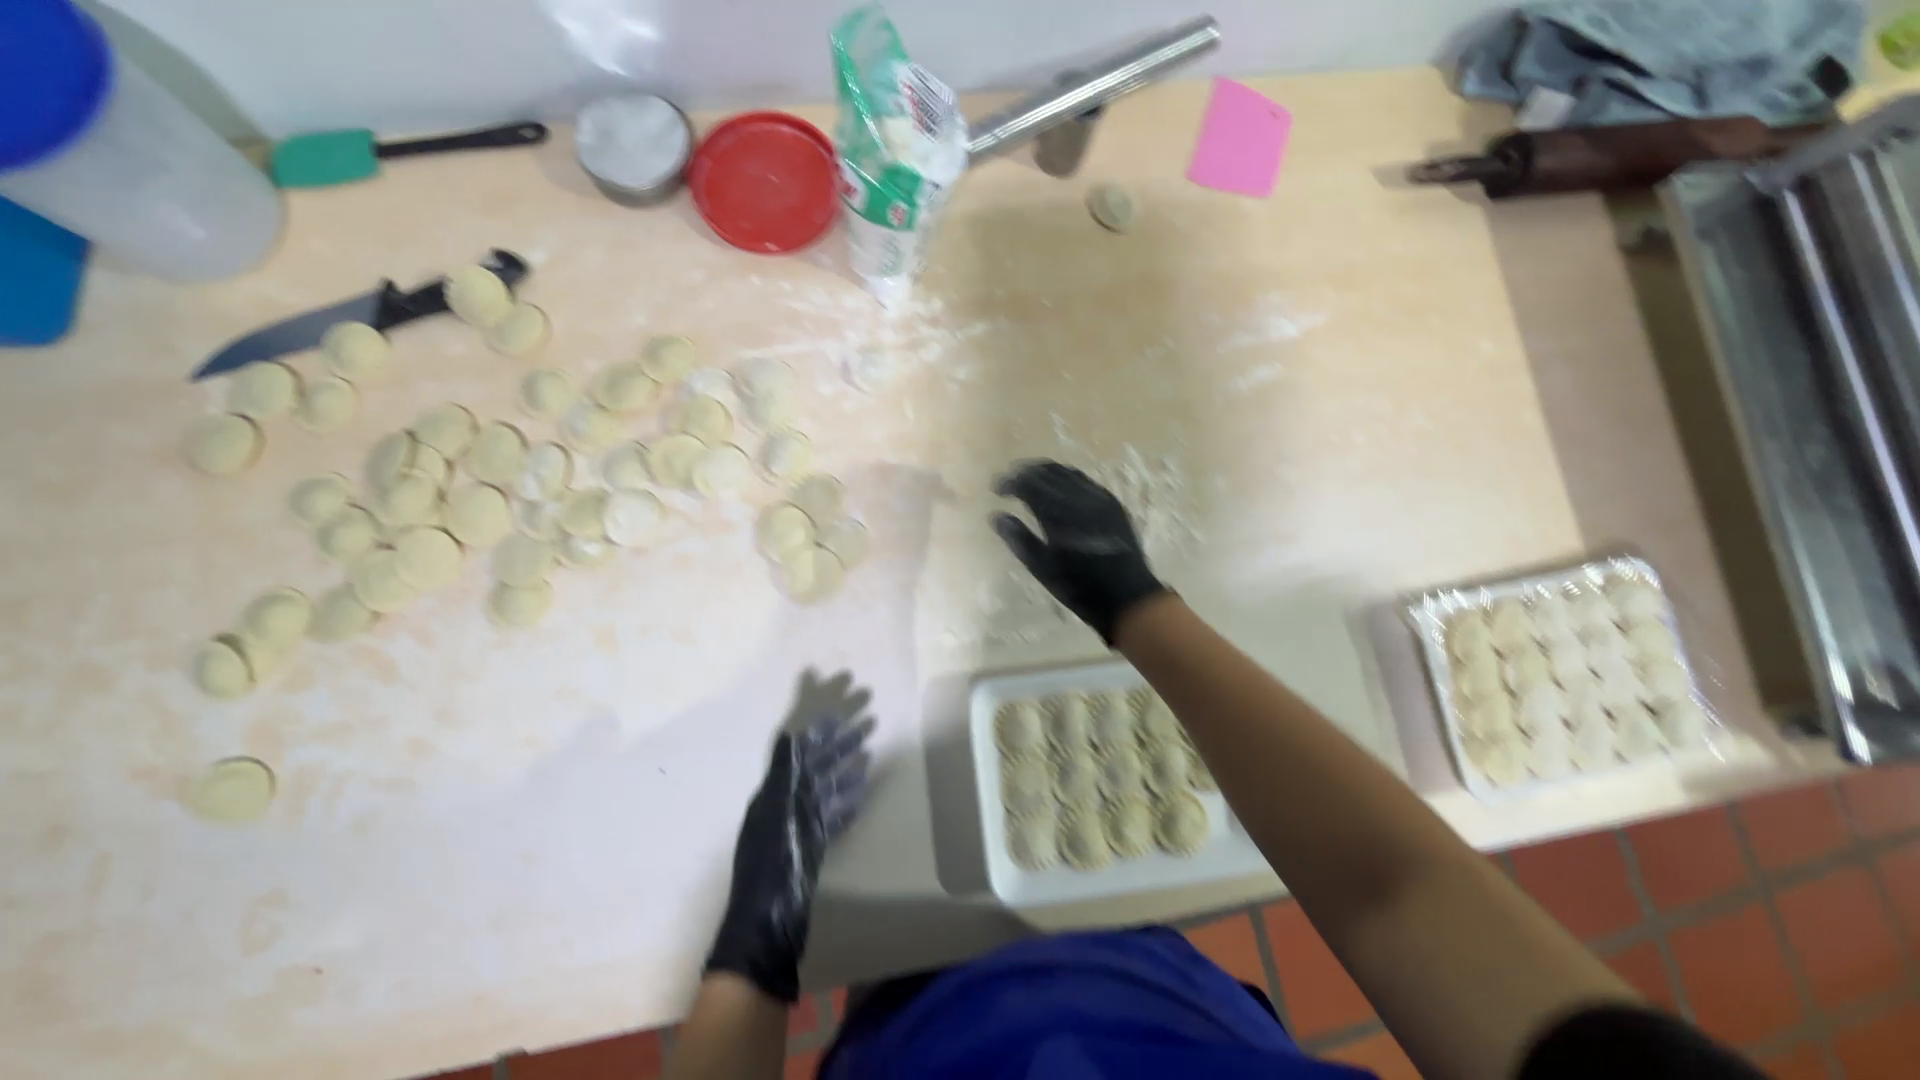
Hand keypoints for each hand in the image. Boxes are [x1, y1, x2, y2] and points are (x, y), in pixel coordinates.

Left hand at [704, 708, 873, 1001]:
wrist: (768, 921)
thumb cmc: (773, 863)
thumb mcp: (777, 812)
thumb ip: (785, 774)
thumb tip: (791, 735)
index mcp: (773, 793)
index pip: (800, 752)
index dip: (821, 731)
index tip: (844, 711)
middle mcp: (785, 805)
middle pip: (817, 766)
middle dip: (840, 744)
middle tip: (868, 721)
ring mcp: (798, 827)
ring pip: (827, 789)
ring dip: (846, 769)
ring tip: (870, 751)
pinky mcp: (810, 847)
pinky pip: (831, 817)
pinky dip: (846, 803)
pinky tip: (863, 793)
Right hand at [991, 459, 1168, 643]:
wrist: (1127, 597)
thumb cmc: (1079, 587)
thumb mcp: (1042, 568)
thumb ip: (1019, 538)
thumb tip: (996, 516)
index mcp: (1059, 514)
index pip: (1028, 484)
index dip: (1010, 482)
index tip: (995, 489)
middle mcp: (1079, 498)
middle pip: (1047, 472)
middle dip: (1025, 472)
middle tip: (1010, 480)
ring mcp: (1099, 498)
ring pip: (1068, 473)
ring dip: (1046, 472)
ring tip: (1031, 481)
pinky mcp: (1112, 504)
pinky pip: (1085, 481)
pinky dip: (1066, 479)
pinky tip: (1060, 490)